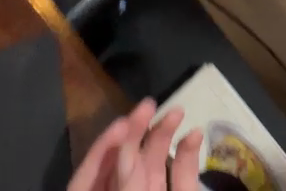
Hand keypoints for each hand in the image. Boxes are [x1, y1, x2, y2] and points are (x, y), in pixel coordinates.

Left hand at [67, 98, 203, 190]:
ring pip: (154, 162)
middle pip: (124, 161)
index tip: (121, 122)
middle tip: (149, 104)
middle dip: (136, 131)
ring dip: (164, 133)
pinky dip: (189, 153)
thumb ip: (126, 184)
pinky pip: (182, 173)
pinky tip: (195, 133)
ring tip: (178, 111)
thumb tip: (126, 153)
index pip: (90, 176)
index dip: (103, 148)